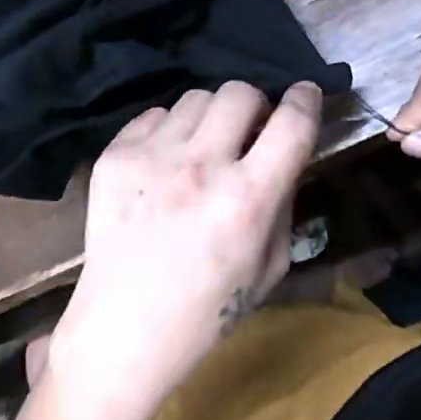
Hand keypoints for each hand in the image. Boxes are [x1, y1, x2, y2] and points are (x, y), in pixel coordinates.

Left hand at [46, 81, 321, 419]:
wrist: (124, 326)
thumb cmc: (208, 310)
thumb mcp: (269, 267)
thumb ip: (283, 203)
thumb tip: (285, 154)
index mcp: (247, 199)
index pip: (291, 123)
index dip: (305, 100)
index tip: (304, 94)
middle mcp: (201, 166)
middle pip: (239, 93)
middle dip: (255, 104)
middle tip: (249, 129)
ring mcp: (152, 157)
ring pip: (195, 97)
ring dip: (211, 116)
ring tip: (203, 147)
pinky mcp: (115, 156)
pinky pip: (154, 115)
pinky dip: (168, 131)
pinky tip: (164, 163)